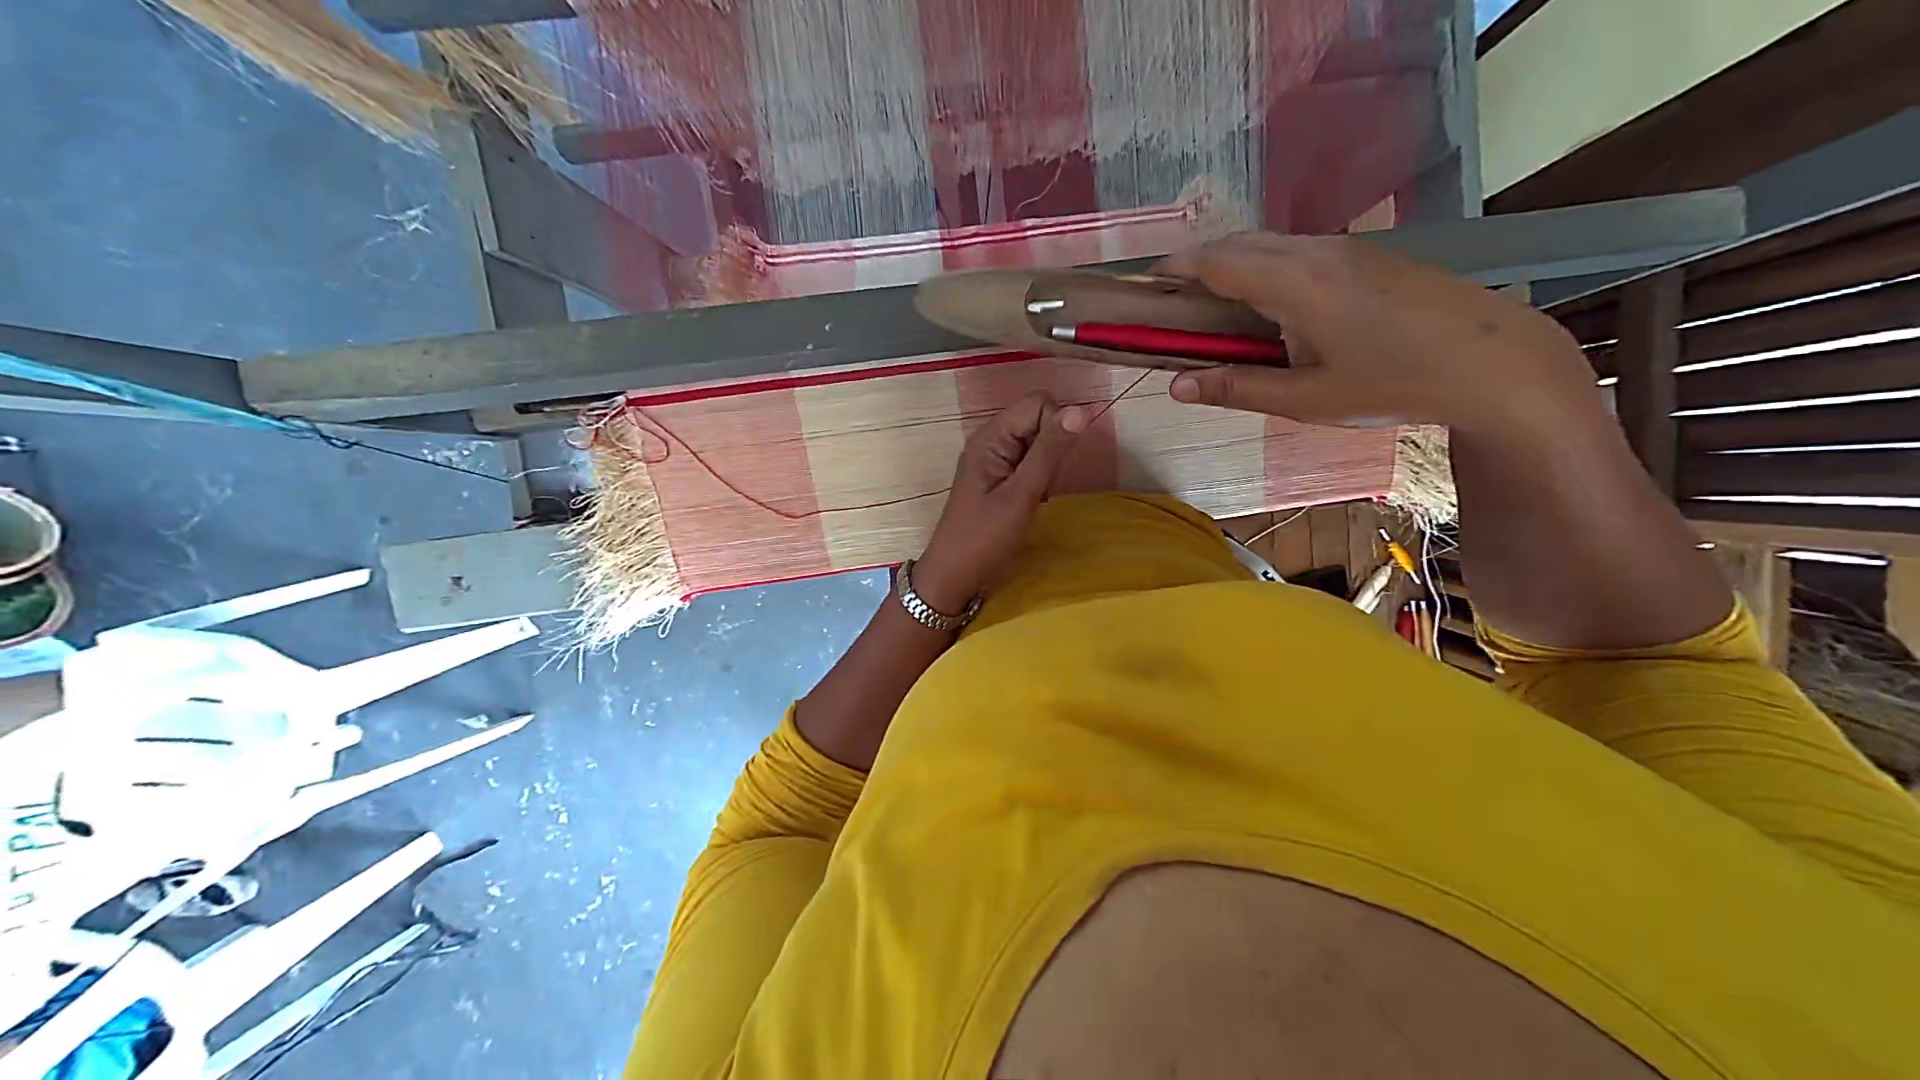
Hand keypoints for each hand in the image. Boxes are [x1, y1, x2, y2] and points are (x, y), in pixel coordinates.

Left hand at [913, 392, 1087, 612]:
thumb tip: (1080, 410)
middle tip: (1043, 484)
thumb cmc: (985, 538)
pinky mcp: (997, 475)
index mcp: (991, 436)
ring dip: (1047, 463)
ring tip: (1036, 494)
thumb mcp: (1021, 495)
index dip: (1057, 425)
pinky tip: (1032, 499)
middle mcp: (990, 439)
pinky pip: (1029, 460)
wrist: (954, 574)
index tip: (1054, 464)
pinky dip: (1038, 476)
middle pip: (1038, 417)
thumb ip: (1049, 452)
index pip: (1039, 402)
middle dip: (1053, 445)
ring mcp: (993, 457)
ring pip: (1037, 440)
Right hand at [1158, 233, 1608, 439]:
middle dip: (1198, 265)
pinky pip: (1299, 250)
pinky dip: (1266, 268)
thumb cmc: (1392, 384)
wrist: (1496, 361)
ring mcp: (1346, 248)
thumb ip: (1237, 388)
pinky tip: (1273, 309)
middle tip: (1175, 304)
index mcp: (1294, 283)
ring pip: (1270, 243)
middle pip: (1238, 243)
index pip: (1215, 260)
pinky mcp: (1368, 255)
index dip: (1174, 269)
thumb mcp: (1306, 399)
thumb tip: (1176, 387)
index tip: (1145, 288)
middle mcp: (1316, 252)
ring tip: (1217, 310)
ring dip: (1233, 266)